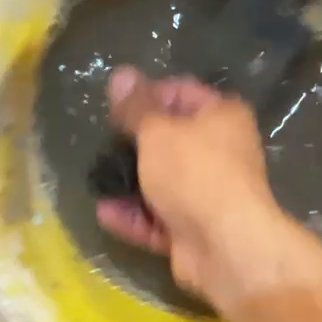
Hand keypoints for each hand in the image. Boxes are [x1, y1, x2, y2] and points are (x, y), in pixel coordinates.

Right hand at [98, 67, 287, 297]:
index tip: (115, 106)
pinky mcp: (195, 232)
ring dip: (130, 184)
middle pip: (171, 141)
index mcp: (223, 117)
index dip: (147, 95)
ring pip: (162, 184)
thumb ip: (135, 107)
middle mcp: (221, 154)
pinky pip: (159, 220)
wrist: (225, 246)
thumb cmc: (194, 173)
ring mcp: (207, 196)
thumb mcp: (157, 132)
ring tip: (96, 179)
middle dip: (134, 144)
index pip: (182, 93)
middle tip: (102, 143)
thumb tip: (120, 75)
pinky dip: (135, 218)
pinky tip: (105, 213)